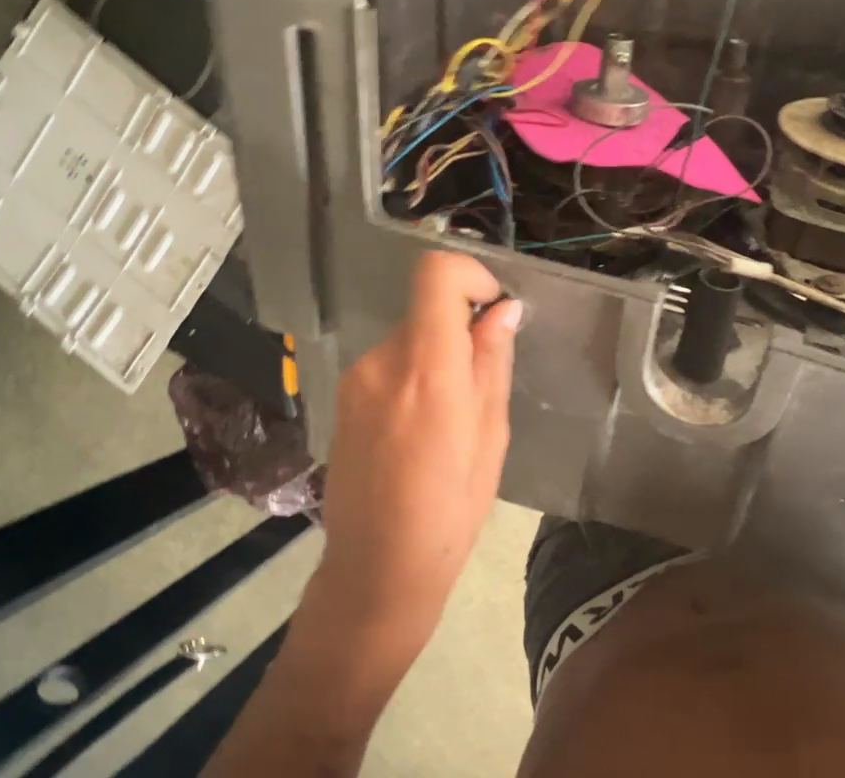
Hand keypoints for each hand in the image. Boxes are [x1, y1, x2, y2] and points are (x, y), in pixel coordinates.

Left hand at [316, 251, 522, 633]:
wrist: (375, 568)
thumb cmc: (449, 510)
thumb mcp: (491, 435)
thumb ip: (492, 363)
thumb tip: (503, 310)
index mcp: (426, 369)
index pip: (436, 275)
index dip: (471, 275)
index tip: (494, 308)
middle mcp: (382, 361)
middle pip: (426, 310)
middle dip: (460, 332)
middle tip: (481, 390)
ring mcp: (355, 379)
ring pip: (409, 340)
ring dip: (436, 359)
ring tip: (450, 423)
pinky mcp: (342, 397)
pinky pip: (389, 366)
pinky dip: (413, 378)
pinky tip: (419, 433)